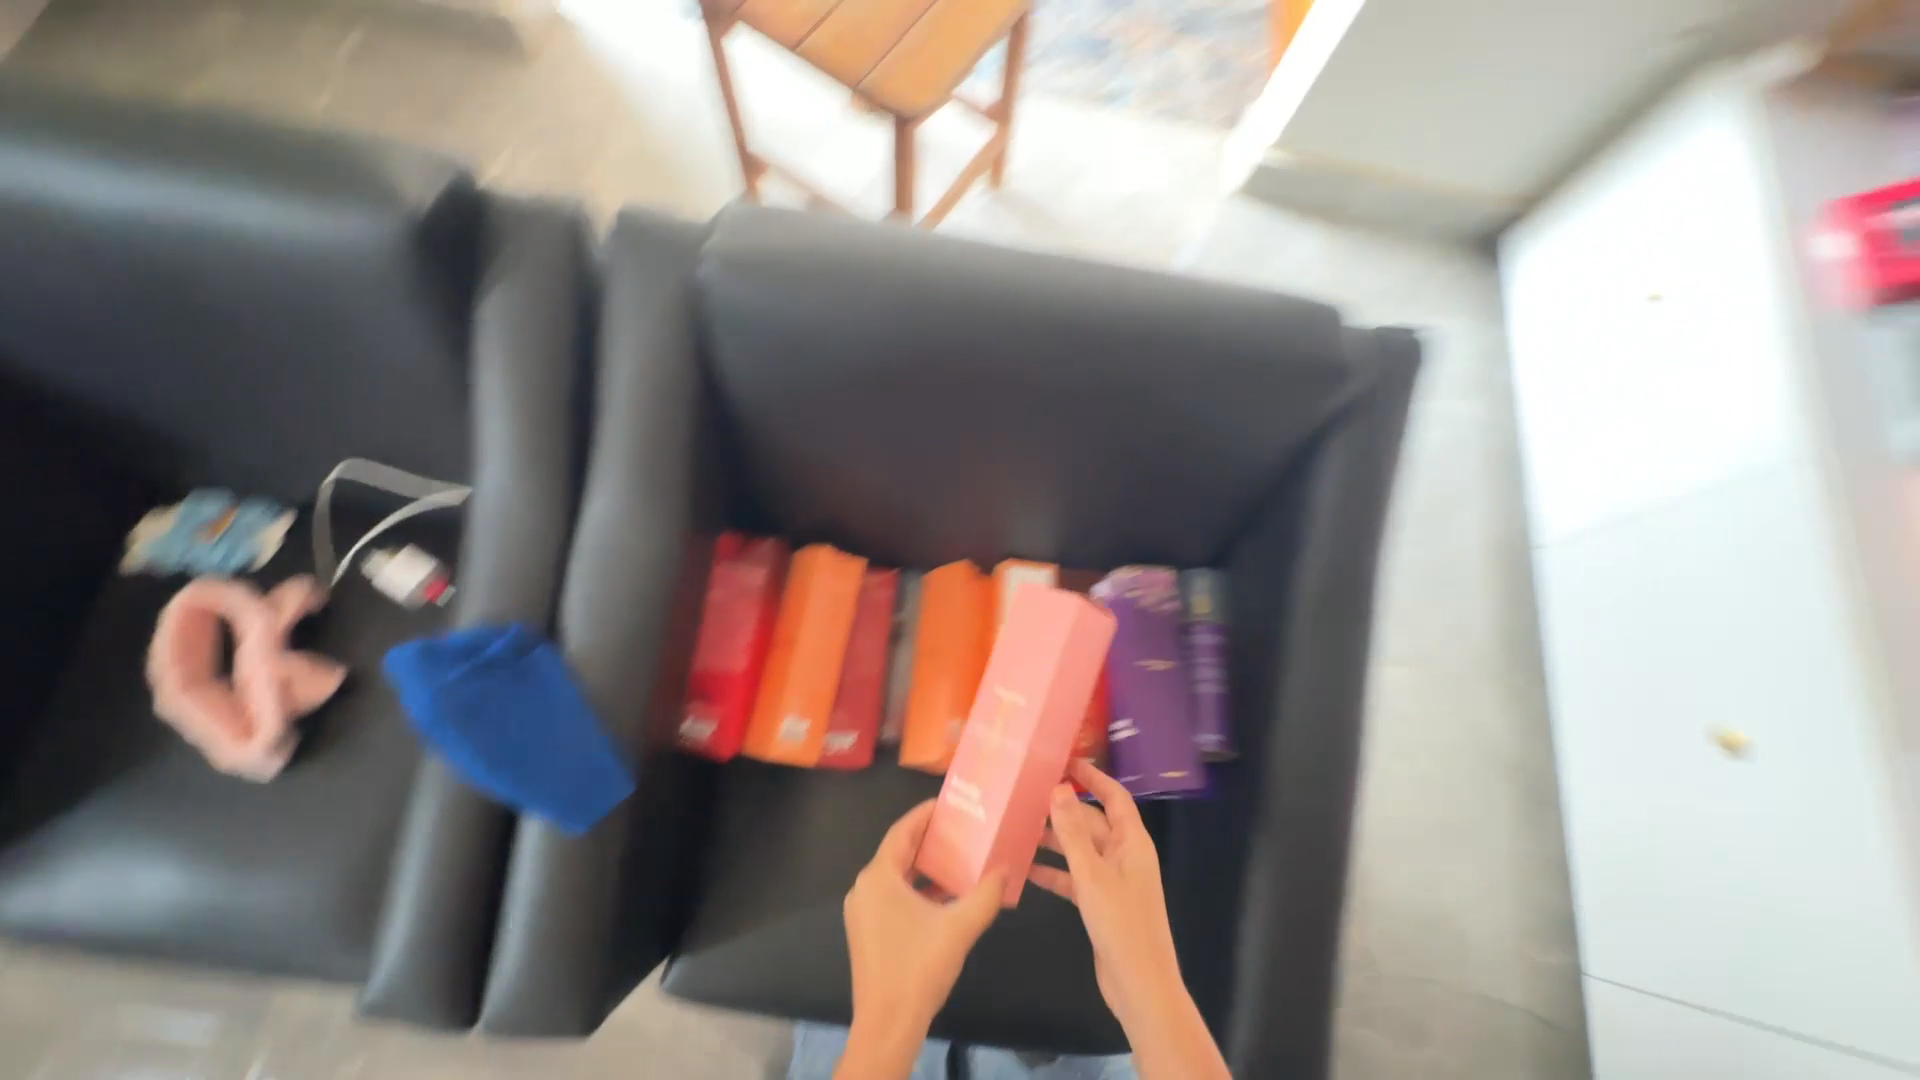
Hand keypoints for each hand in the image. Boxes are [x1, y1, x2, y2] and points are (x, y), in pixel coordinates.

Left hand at [837, 800, 1004, 1078]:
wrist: (888, 1024)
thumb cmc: (919, 967)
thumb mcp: (959, 927)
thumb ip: (985, 894)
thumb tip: (1006, 868)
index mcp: (879, 876)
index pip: (902, 831)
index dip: (924, 814)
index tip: (948, 803)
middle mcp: (865, 887)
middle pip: (898, 852)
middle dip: (929, 839)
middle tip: (961, 827)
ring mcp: (863, 911)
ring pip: (896, 876)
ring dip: (925, 867)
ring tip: (958, 856)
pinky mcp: (867, 932)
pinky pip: (893, 896)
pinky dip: (917, 889)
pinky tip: (945, 895)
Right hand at [1031, 761, 1228, 1078]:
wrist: (1139, 984)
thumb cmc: (1121, 923)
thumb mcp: (1092, 874)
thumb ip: (1073, 832)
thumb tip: (1059, 787)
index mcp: (1132, 842)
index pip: (1114, 797)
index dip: (1093, 778)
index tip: (1065, 761)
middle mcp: (1124, 855)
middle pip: (1093, 821)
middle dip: (1064, 809)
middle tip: (1028, 794)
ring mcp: (1113, 880)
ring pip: (1081, 849)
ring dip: (1055, 840)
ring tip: (1019, 826)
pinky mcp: (1100, 903)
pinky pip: (1074, 877)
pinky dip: (1054, 872)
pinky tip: (1026, 868)